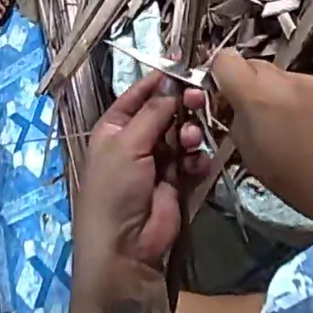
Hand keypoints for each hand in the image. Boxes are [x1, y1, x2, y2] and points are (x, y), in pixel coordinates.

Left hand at [76, 72, 207, 270]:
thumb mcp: (128, 143)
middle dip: (181, 106)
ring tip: (191, 141)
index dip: (158, 81)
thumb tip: (171, 81)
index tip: (183, 65)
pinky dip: (196, 159)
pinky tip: (196, 163)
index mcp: (114, 128)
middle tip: (198, 97)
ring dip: (189, 134)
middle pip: (164, 113)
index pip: (138, 95)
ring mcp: (157, 162)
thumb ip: (153, 111)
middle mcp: (135, 141)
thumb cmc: (116, 188)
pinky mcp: (177, 182)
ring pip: (181, 135)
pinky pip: (192, 160)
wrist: (126, 248)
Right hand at [209, 49, 312, 224]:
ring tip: (291, 130)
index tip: (224, 98)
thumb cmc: (302, 182)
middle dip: (249, 86)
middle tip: (257, 118)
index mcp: (256, 95)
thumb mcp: (252, 158)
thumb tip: (235, 109)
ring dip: (277, 95)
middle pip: (253, 65)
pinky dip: (303, 101)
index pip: (224, 59)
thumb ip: (238, 123)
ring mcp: (312, 80)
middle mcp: (283, 79)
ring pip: (281, 77)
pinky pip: (306, 86)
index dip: (220, 75)